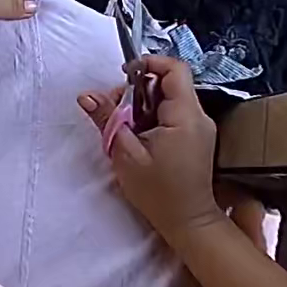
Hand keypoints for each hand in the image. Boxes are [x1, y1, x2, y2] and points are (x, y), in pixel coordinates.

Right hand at [78, 56, 223, 242]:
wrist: (187, 223)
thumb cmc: (158, 192)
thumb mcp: (125, 154)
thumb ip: (107, 119)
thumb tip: (86, 96)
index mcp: (185, 116)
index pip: (175, 69)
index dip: (149, 63)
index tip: (125, 76)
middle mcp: (198, 116)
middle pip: (168, 82)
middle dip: (138, 89)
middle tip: (116, 110)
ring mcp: (200, 126)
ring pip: (169, 97)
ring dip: (143, 104)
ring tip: (125, 127)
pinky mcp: (196, 137)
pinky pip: (173, 113)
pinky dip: (153, 117)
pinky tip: (139, 136)